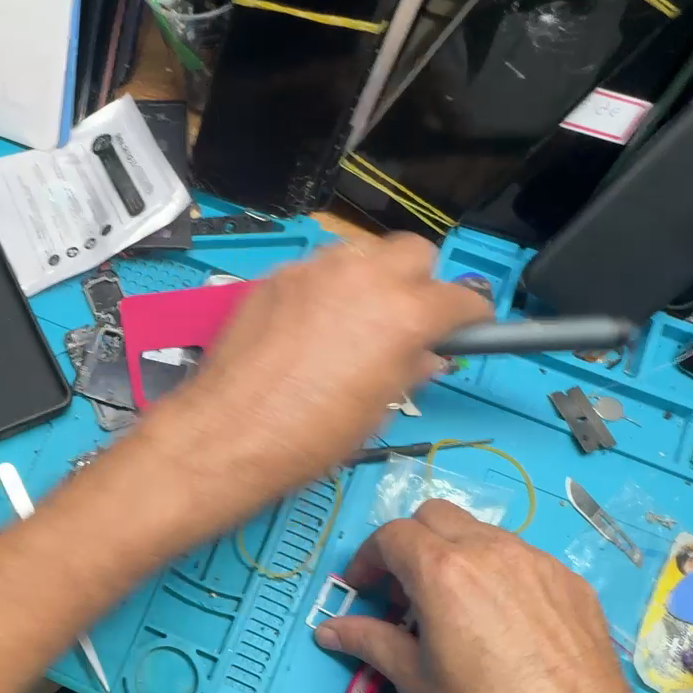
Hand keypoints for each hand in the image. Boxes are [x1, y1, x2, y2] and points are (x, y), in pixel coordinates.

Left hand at [133, 235, 491, 530]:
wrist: (227, 434)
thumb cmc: (305, 438)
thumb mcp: (375, 412)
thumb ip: (408, 371)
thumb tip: (423, 357)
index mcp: (404, 314)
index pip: (462, 298)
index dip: (465, 318)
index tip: (460, 330)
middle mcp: (363, 277)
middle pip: (413, 254)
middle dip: (415, 284)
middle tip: (399, 323)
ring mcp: (314, 271)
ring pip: (360, 255)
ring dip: (365, 281)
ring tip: (348, 326)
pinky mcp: (274, 278)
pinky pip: (313, 272)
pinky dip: (320, 291)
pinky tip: (304, 330)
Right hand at [312, 501, 692, 692]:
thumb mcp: (415, 680)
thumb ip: (369, 641)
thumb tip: (327, 631)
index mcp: (443, 572)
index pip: (392, 536)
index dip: (368, 558)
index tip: (364, 589)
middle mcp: (490, 551)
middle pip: (434, 515)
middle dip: (408, 542)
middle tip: (403, 589)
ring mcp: (537, 562)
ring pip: (480, 531)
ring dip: (452, 552)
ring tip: (451, 605)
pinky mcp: (570, 581)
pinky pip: (520, 556)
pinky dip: (494, 570)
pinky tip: (499, 620)